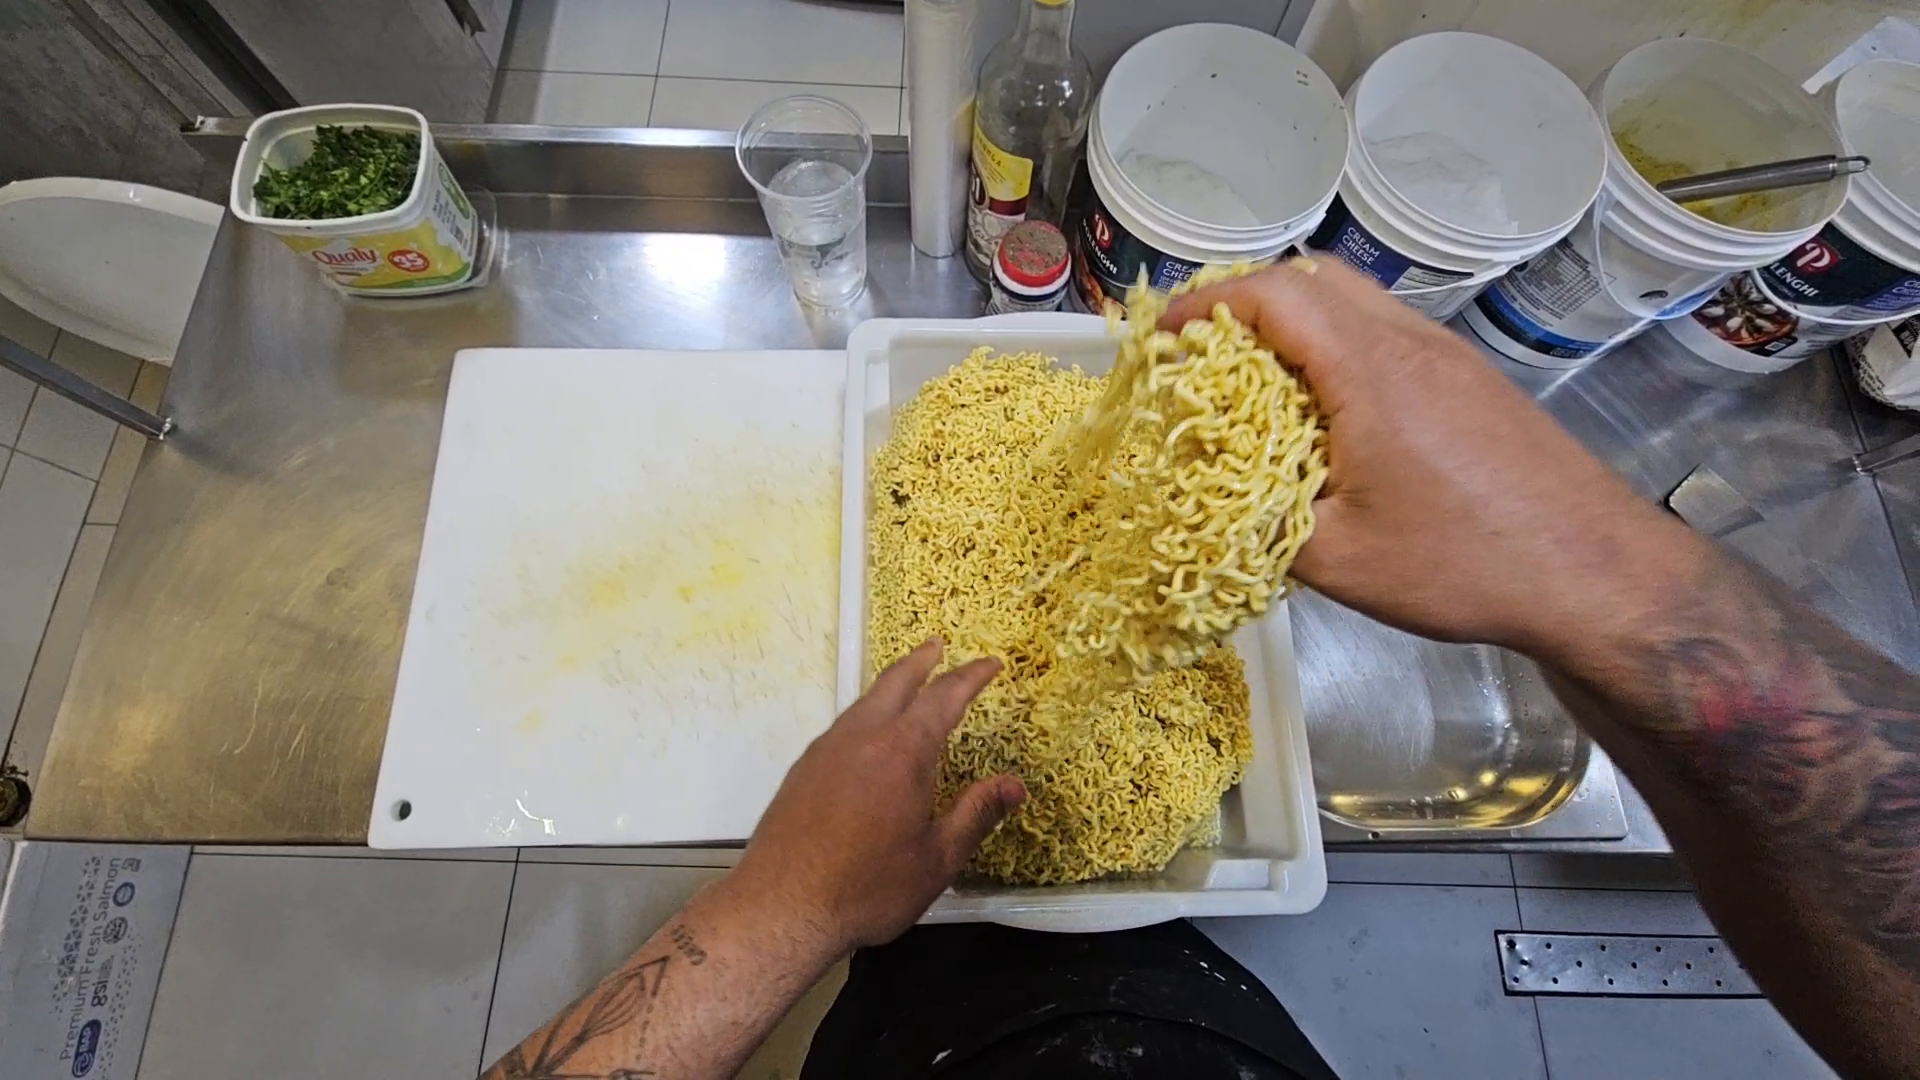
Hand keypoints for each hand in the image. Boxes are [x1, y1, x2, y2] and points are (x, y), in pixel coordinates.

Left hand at [729, 640, 1025, 953]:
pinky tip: (872, 735)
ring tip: (910, 683)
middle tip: (939, 645)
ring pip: (867, 699)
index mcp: (903, 751)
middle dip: (923, 659)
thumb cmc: (867, 887)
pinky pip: (846, 723)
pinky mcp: (805, 765)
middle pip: (897, 680)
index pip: (945, 697)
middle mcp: (864, 735)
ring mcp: (828, 746)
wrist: (780, 907)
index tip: (991, 663)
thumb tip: (1015, 784)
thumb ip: (977, 814)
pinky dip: (869, 711)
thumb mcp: (936, 859)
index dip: (971, 676)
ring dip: (893, 683)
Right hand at [1159, 258, 1694, 661]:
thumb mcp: (1335, 559)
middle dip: (1244, 298)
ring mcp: (1446, 356)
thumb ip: (1258, 518)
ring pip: (1353, 300)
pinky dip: (1330, 342)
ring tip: (1248, 372)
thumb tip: (1211, 495)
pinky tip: (1317, 402)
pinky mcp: (1466, 379)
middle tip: (1201, 345)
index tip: (1163, 333)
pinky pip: (1382, 332)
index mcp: (1370, 374)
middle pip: (1315, 277)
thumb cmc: (1461, 564)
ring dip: (1291, 318)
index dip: (1208, 303)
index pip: (1276, 296)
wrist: (1597, 576)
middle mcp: (1410, 345)